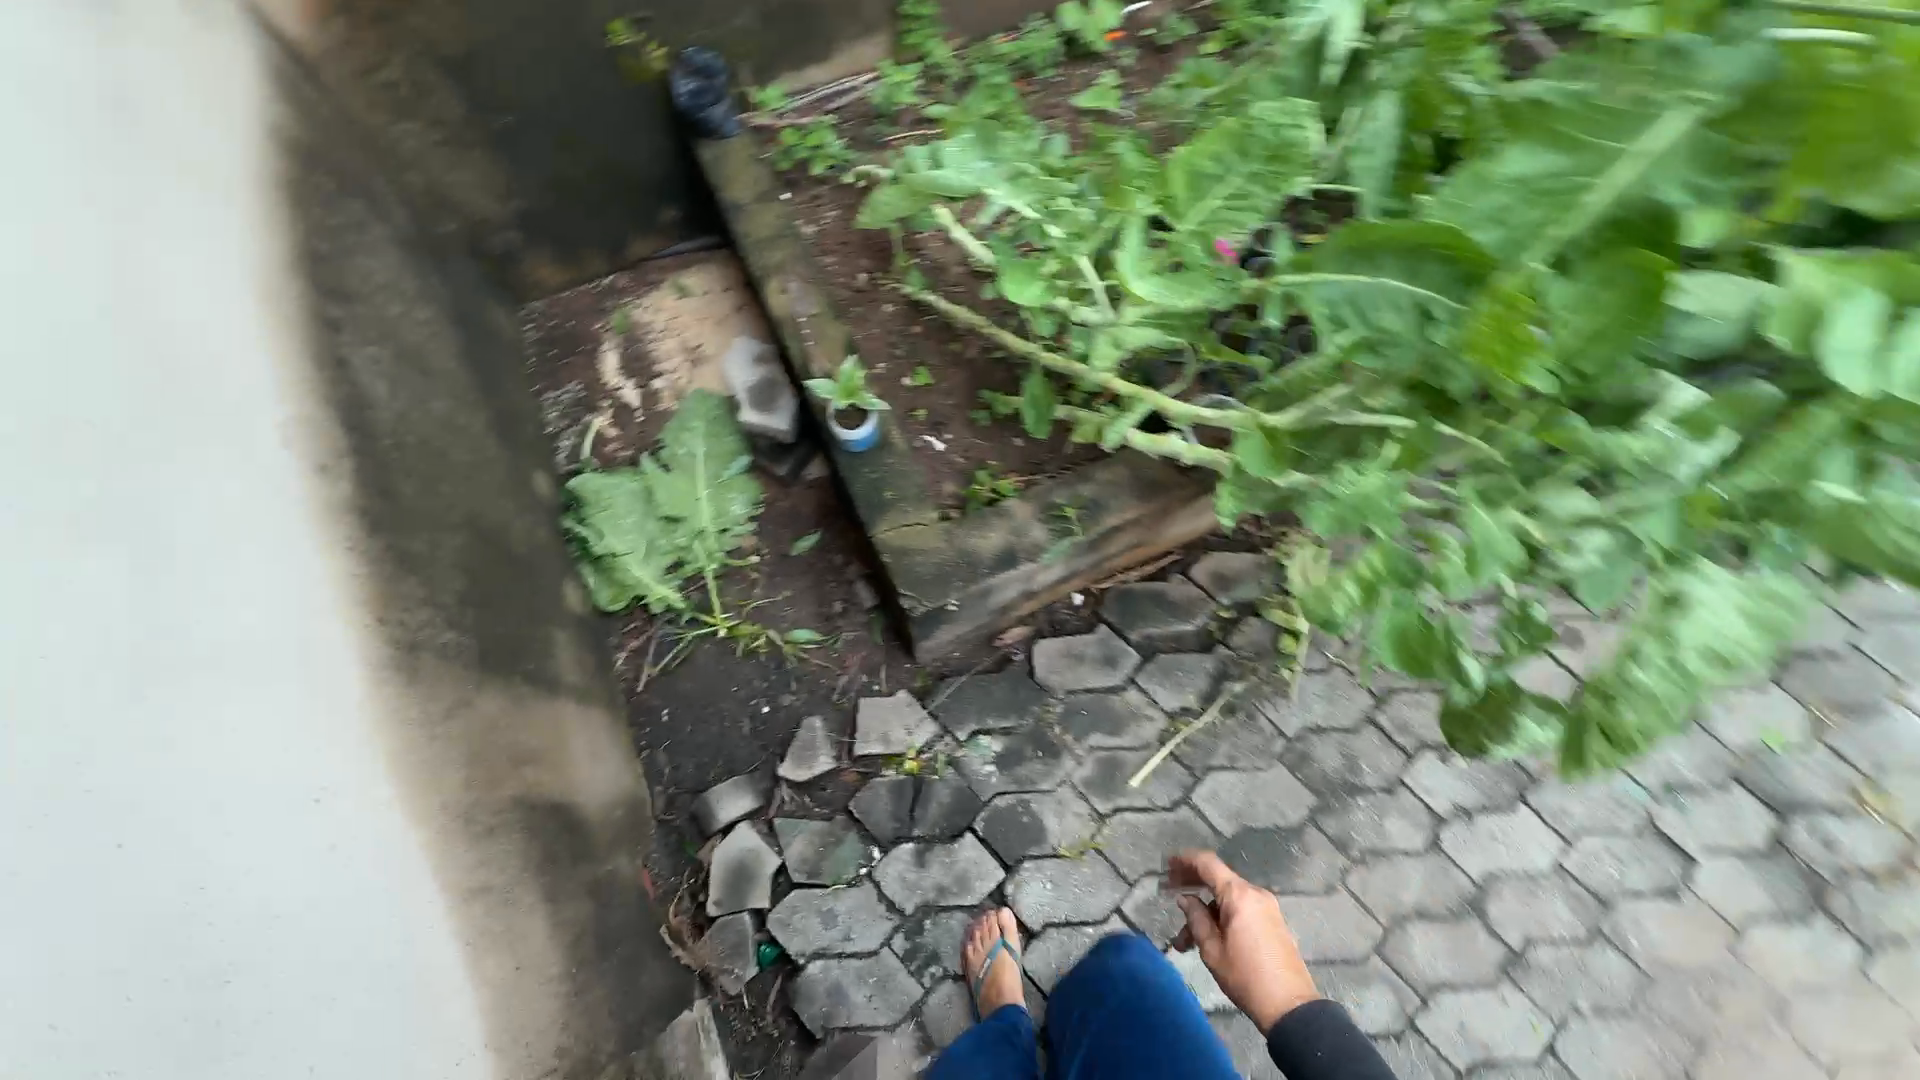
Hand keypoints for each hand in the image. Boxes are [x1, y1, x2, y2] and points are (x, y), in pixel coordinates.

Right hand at [1168, 849, 1319, 1032]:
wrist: (1291, 1007)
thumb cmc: (1246, 977)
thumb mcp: (1212, 949)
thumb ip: (1196, 918)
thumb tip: (1186, 899)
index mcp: (1239, 895)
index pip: (1207, 863)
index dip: (1185, 860)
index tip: (1167, 865)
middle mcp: (1255, 894)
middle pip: (1217, 879)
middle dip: (1192, 884)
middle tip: (1169, 892)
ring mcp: (1267, 907)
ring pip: (1227, 899)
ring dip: (1205, 911)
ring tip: (1184, 940)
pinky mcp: (1272, 921)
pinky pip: (1241, 909)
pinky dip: (1221, 916)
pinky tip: (1208, 937)